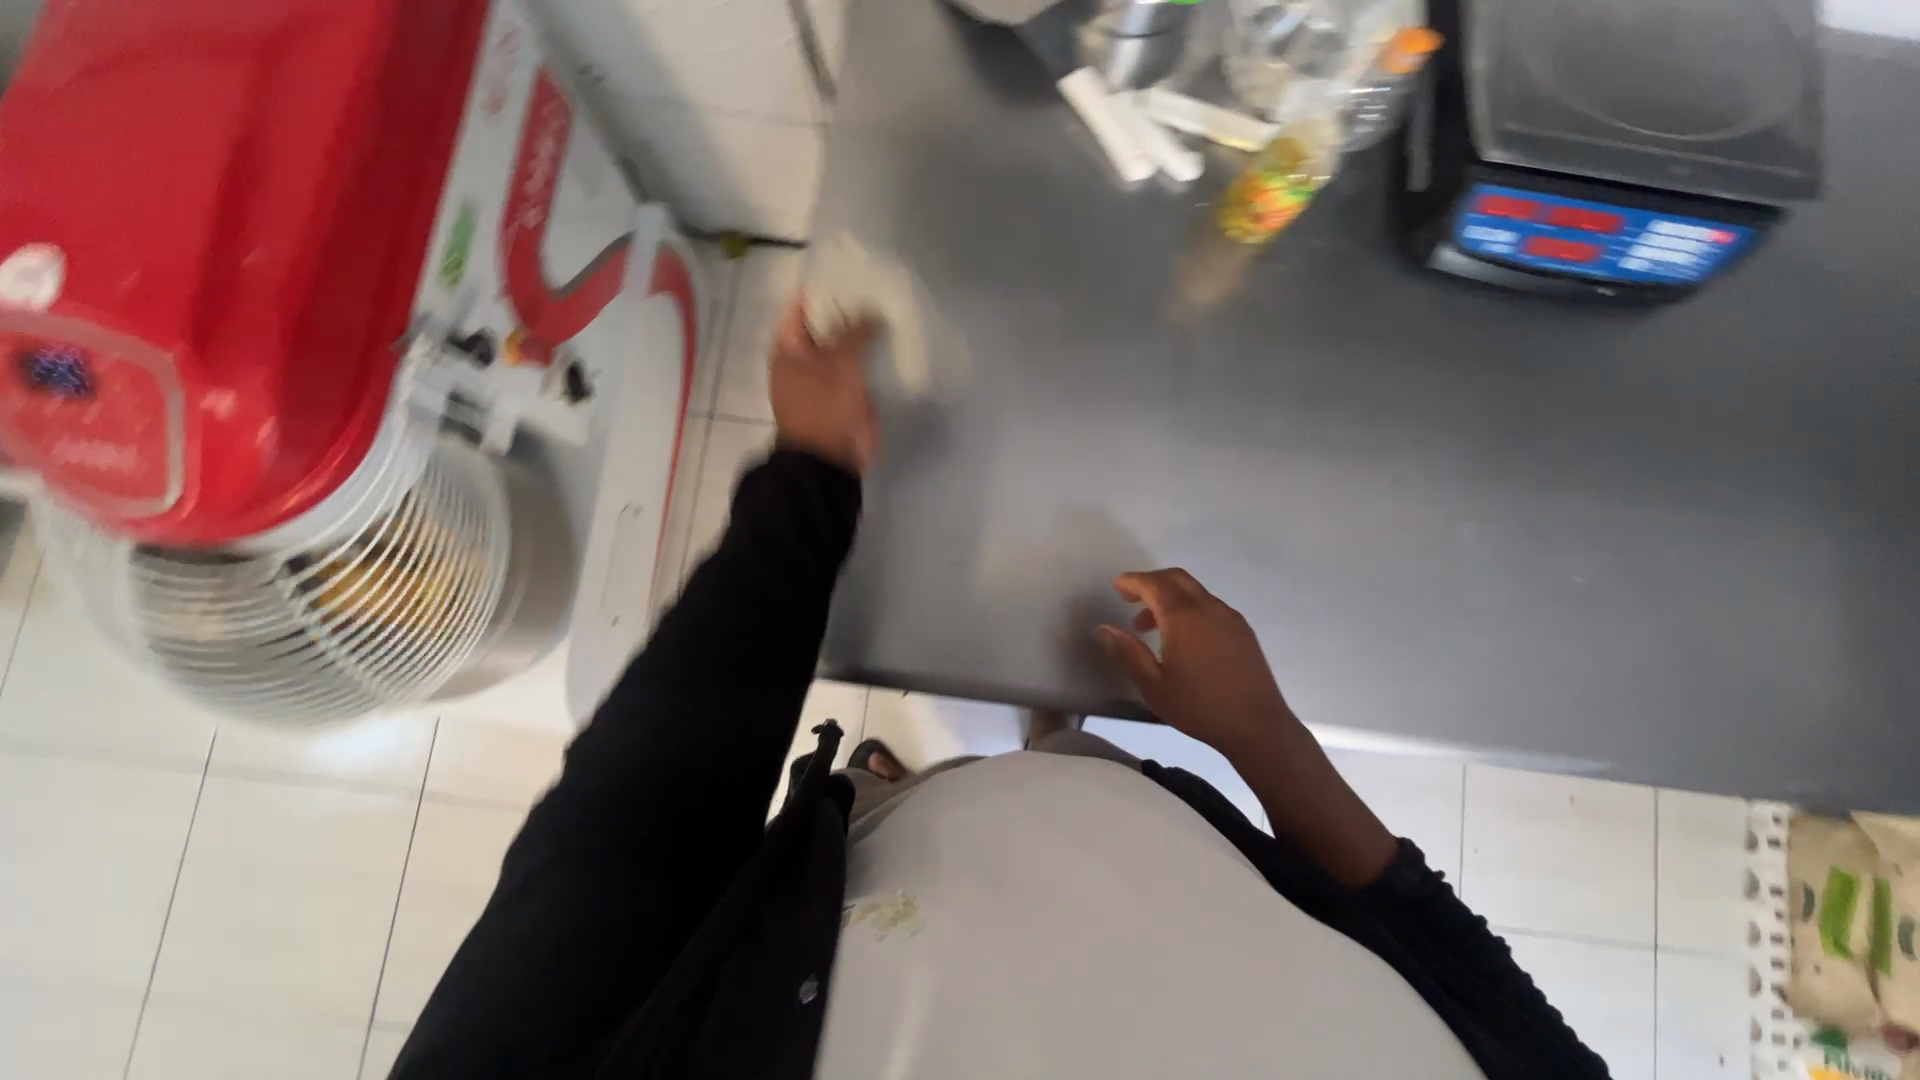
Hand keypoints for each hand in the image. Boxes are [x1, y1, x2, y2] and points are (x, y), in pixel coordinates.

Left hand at [770, 301, 880, 475]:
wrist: (828, 461)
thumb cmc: (823, 408)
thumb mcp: (839, 364)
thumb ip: (856, 333)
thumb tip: (872, 311)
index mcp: (789, 349)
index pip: (800, 308)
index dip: (822, 291)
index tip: (849, 274)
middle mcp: (804, 360)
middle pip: (826, 328)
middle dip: (849, 312)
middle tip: (878, 288)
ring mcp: (826, 379)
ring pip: (846, 349)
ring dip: (865, 336)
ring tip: (891, 311)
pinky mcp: (846, 396)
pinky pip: (860, 371)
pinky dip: (873, 360)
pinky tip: (894, 343)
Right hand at [1096, 567, 1398, 886]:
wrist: (1257, 726)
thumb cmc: (1199, 707)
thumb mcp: (1152, 685)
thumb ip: (1126, 652)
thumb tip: (1102, 628)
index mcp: (1184, 616)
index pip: (1154, 584)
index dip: (1133, 581)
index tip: (1116, 586)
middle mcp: (1208, 607)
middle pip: (1176, 578)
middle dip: (1151, 583)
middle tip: (1130, 599)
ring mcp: (1230, 617)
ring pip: (1195, 592)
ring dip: (1170, 598)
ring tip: (1151, 627)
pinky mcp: (1243, 631)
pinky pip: (1210, 606)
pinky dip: (1189, 609)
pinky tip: (1183, 639)